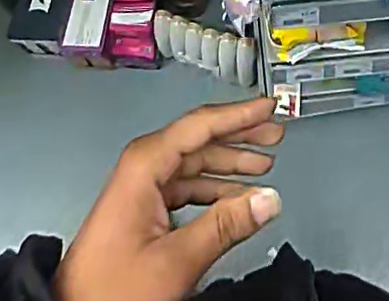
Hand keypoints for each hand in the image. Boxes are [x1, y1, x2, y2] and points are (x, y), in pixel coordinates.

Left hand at [56, 98, 284, 300]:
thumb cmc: (112, 288)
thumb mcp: (175, 261)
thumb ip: (225, 226)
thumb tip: (268, 198)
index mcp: (146, 161)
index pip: (202, 125)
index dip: (239, 114)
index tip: (267, 105)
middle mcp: (144, 164)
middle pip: (201, 139)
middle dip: (241, 134)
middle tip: (275, 130)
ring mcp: (143, 184)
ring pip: (196, 162)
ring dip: (231, 162)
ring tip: (264, 162)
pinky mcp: (144, 206)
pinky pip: (188, 185)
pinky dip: (215, 187)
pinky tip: (237, 196)